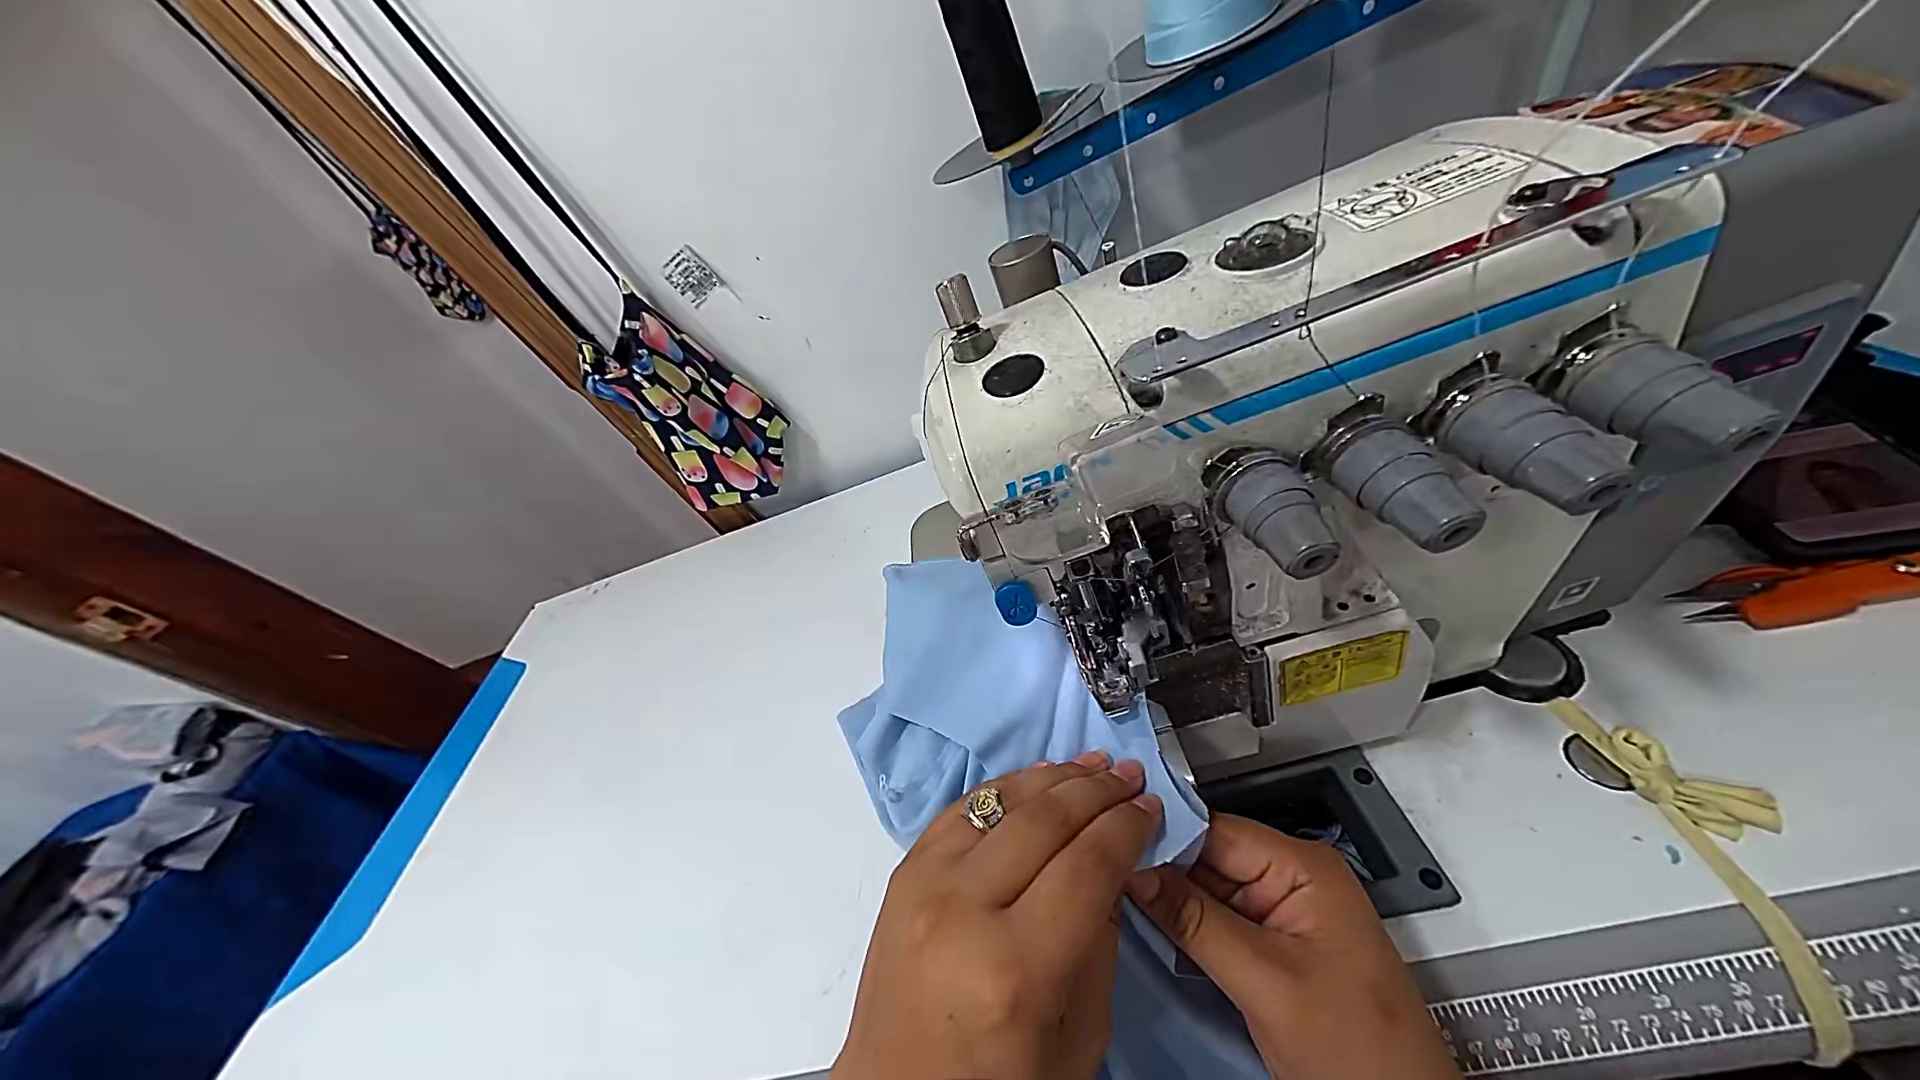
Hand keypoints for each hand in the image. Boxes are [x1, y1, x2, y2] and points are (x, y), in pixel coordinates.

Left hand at [832, 752, 1163, 1079]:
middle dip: (1096, 792)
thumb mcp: (1077, 1036)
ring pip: (1000, 801)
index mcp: (1013, 967)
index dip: (1126, 829)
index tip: (1151, 810)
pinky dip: (1004, 788)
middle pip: (1044, 821)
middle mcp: (962, 910)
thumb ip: (1099, 943)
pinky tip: (1034, 778)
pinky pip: (961, 810)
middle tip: (1129, 777)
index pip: (1086, 866)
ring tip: (1091, 765)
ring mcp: (923, 884)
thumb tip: (1112, 864)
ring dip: (1052, 777)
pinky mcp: (902, 873)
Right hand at [1127, 815, 1458, 1079]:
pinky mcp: (1267, 939)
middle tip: (1106, 871)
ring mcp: (1277, 909)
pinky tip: (1150, 919)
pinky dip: (1182, 919)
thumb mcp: (1268, 982)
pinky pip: (1212, 915)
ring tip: (1119, 892)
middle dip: (1158, 864)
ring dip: (1166, 893)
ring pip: (1203, 884)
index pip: (1213, 828)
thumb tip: (1136, 873)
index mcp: (1303, 867)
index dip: (1161, 833)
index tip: (1112, 840)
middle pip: (1205, 853)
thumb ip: (1196, 921)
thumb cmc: (1363, 1052)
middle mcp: (1289, 877)